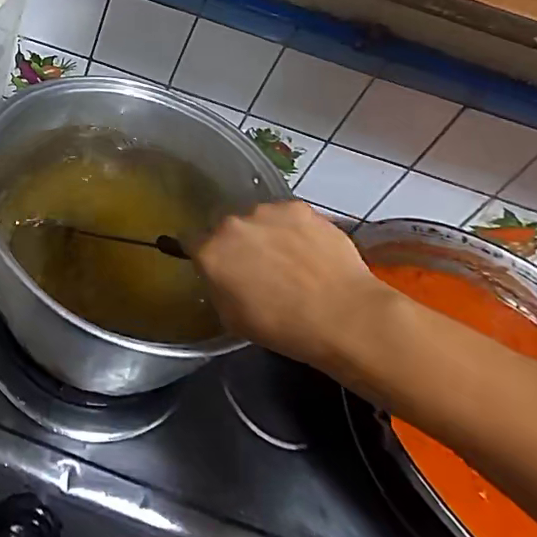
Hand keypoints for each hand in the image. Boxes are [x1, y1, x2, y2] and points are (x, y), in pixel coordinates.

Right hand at [194, 201, 396, 367]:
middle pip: (224, 226)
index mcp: (209, 252)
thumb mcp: (231, 318)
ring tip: (291, 258)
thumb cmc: (283, 328)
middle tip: (258, 266)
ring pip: (256, 217)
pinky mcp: (298, 208)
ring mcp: (265, 212)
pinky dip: (294, 228)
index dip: (203, 253)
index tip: (217, 265)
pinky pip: (286, 215)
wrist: (346, 317)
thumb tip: (221, 276)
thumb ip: (217, 287)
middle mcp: (230, 224)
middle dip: (235, 242)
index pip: (190, 240)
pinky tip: (311, 250)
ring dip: (265, 232)